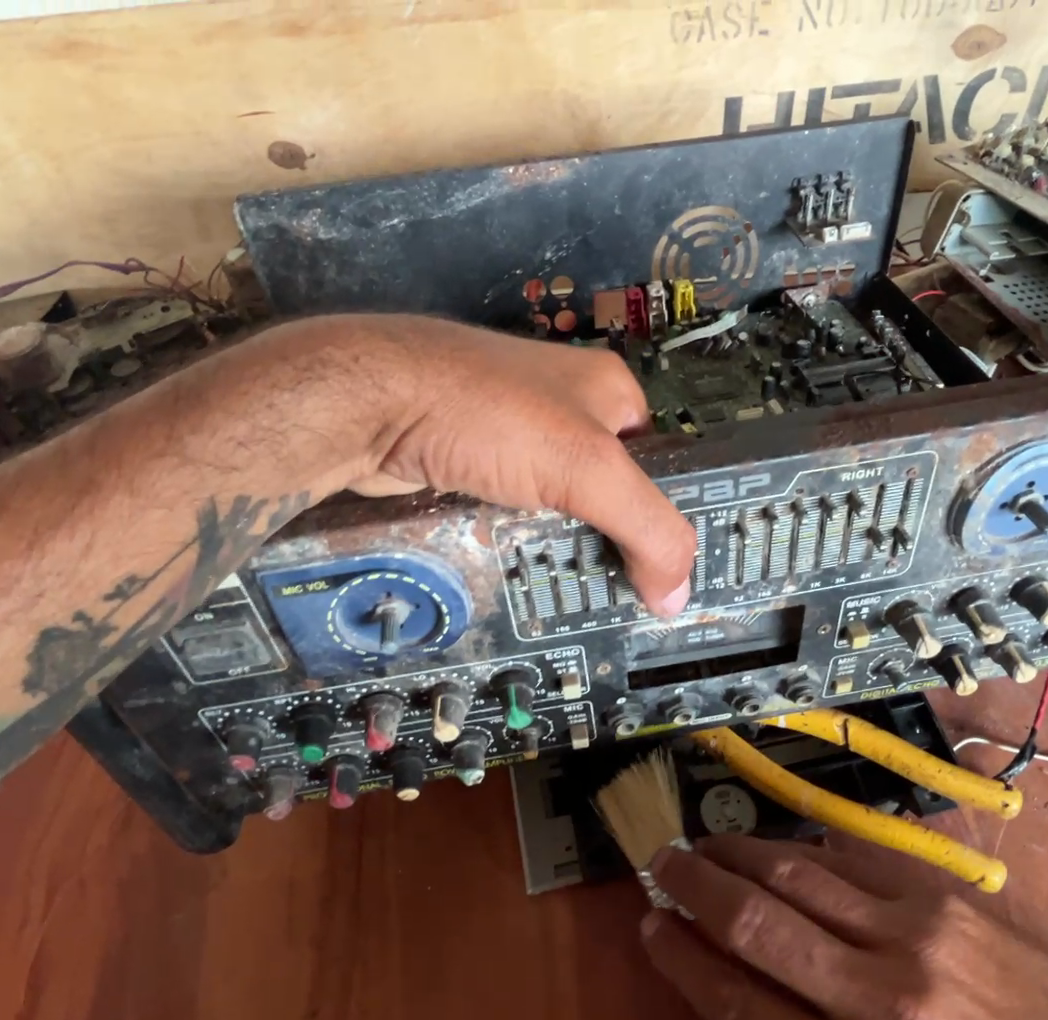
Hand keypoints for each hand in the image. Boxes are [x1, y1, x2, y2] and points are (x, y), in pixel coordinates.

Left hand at [243, 315, 695, 614]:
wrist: (368, 404)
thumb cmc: (490, 416)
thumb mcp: (588, 469)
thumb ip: (647, 528)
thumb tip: (678, 596)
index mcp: (607, 389)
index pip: (656, 463)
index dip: (660, 516)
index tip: (660, 577)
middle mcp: (561, 406)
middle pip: (602, 490)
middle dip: (604, 540)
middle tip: (613, 600)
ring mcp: (507, 435)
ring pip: (550, 507)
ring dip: (554, 548)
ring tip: (564, 601)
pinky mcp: (466, 464)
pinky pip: (505, 514)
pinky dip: (511, 544)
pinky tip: (513, 579)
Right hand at [641, 834, 1047, 1019]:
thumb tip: (734, 991)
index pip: (735, 1000)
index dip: (682, 958)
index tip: (651, 925)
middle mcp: (874, 997)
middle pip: (754, 923)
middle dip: (694, 887)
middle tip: (661, 864)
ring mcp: (909, 936)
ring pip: (795, 876)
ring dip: (736, 856)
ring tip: (702, 848)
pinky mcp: (938, 900)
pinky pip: (847, 862)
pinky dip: (796, 852)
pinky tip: (771, 850)